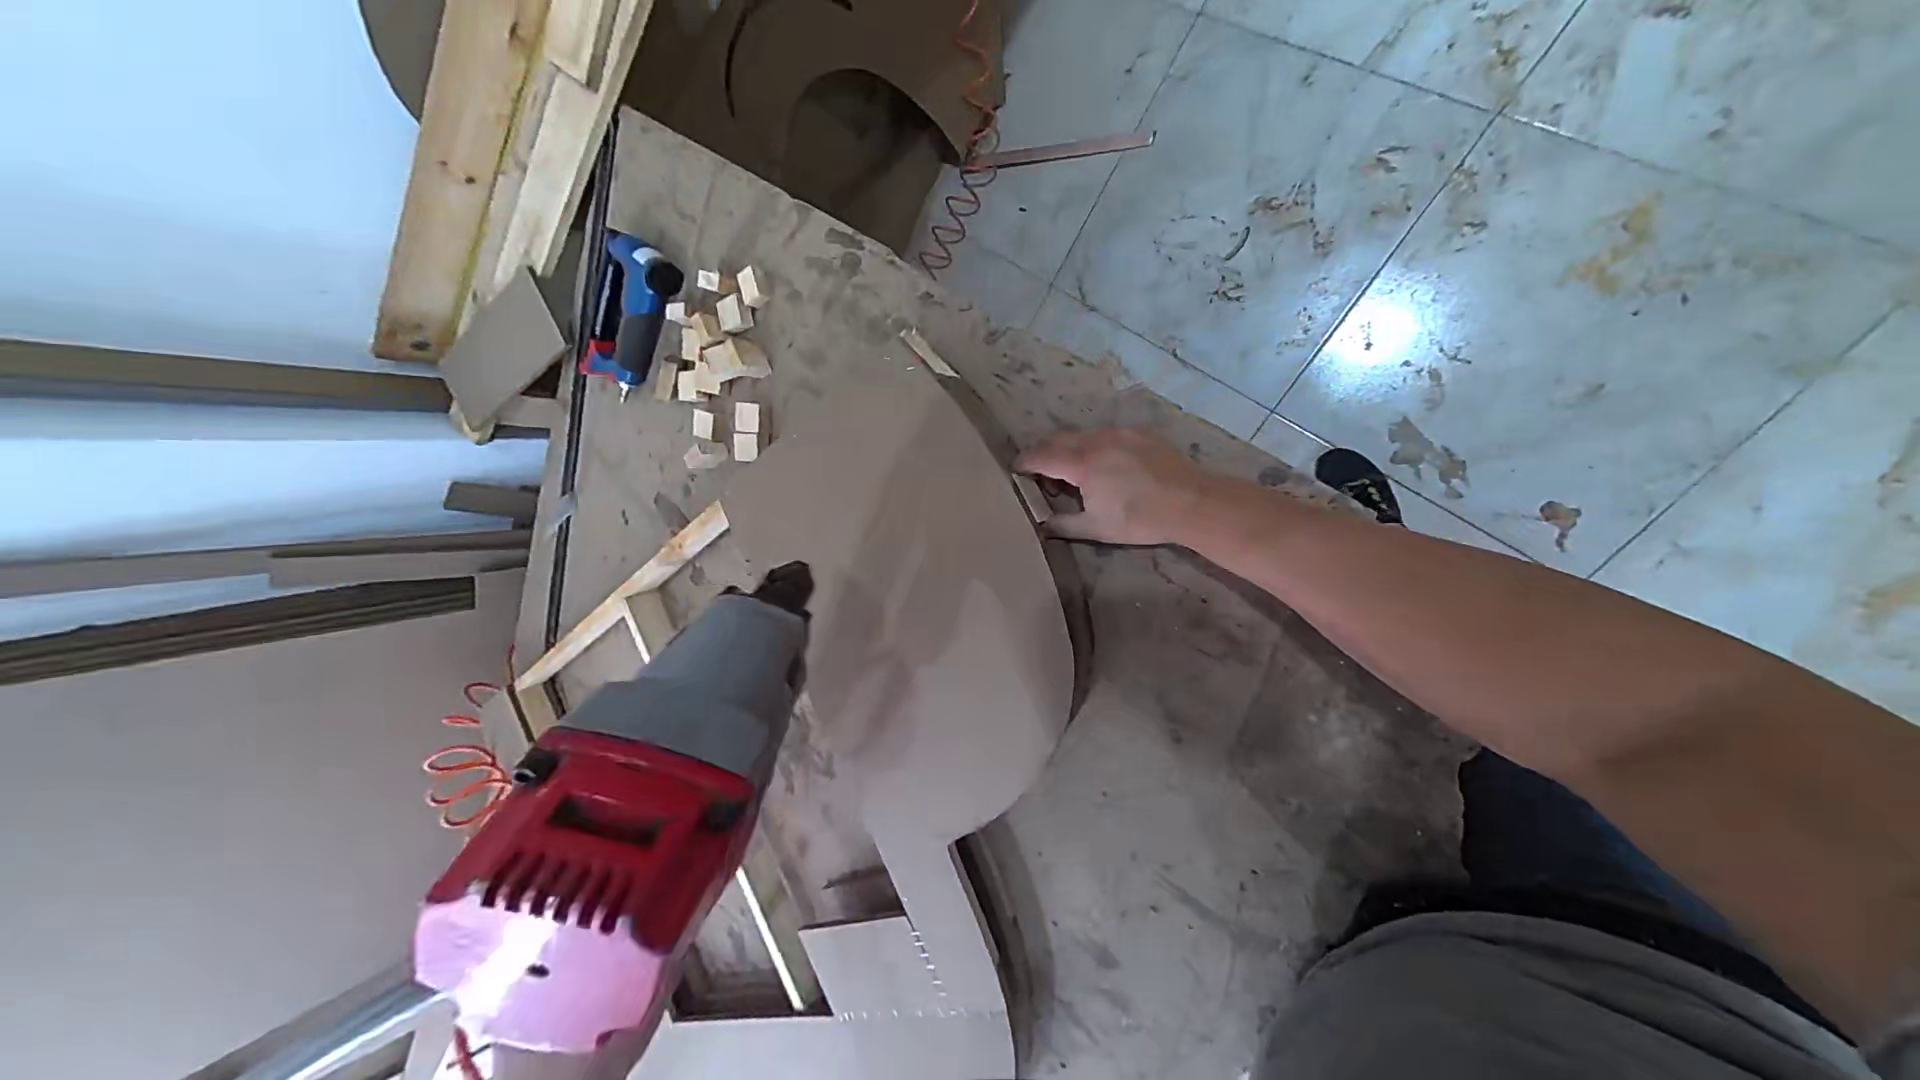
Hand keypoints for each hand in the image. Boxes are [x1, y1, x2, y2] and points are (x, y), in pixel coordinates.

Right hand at [1015, 429, 1211, 544]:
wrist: (1191, 502)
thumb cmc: (1141, 518)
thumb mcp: (1096, 528)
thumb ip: (1063, 525)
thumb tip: (1041, 525)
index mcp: (1082, 463)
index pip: (1040, 455)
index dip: (1024, 463)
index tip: (1016, 471)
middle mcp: (1096, 440)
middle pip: (1057, 440)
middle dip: (1044, 456)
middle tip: (1045, 480)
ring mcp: (1119, 433)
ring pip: (1082, 436)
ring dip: (1070, 452)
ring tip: (1078, 478)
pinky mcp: (1138, 433)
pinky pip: (1105, 436)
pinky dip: (1094, 448)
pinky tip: (1106, 469)